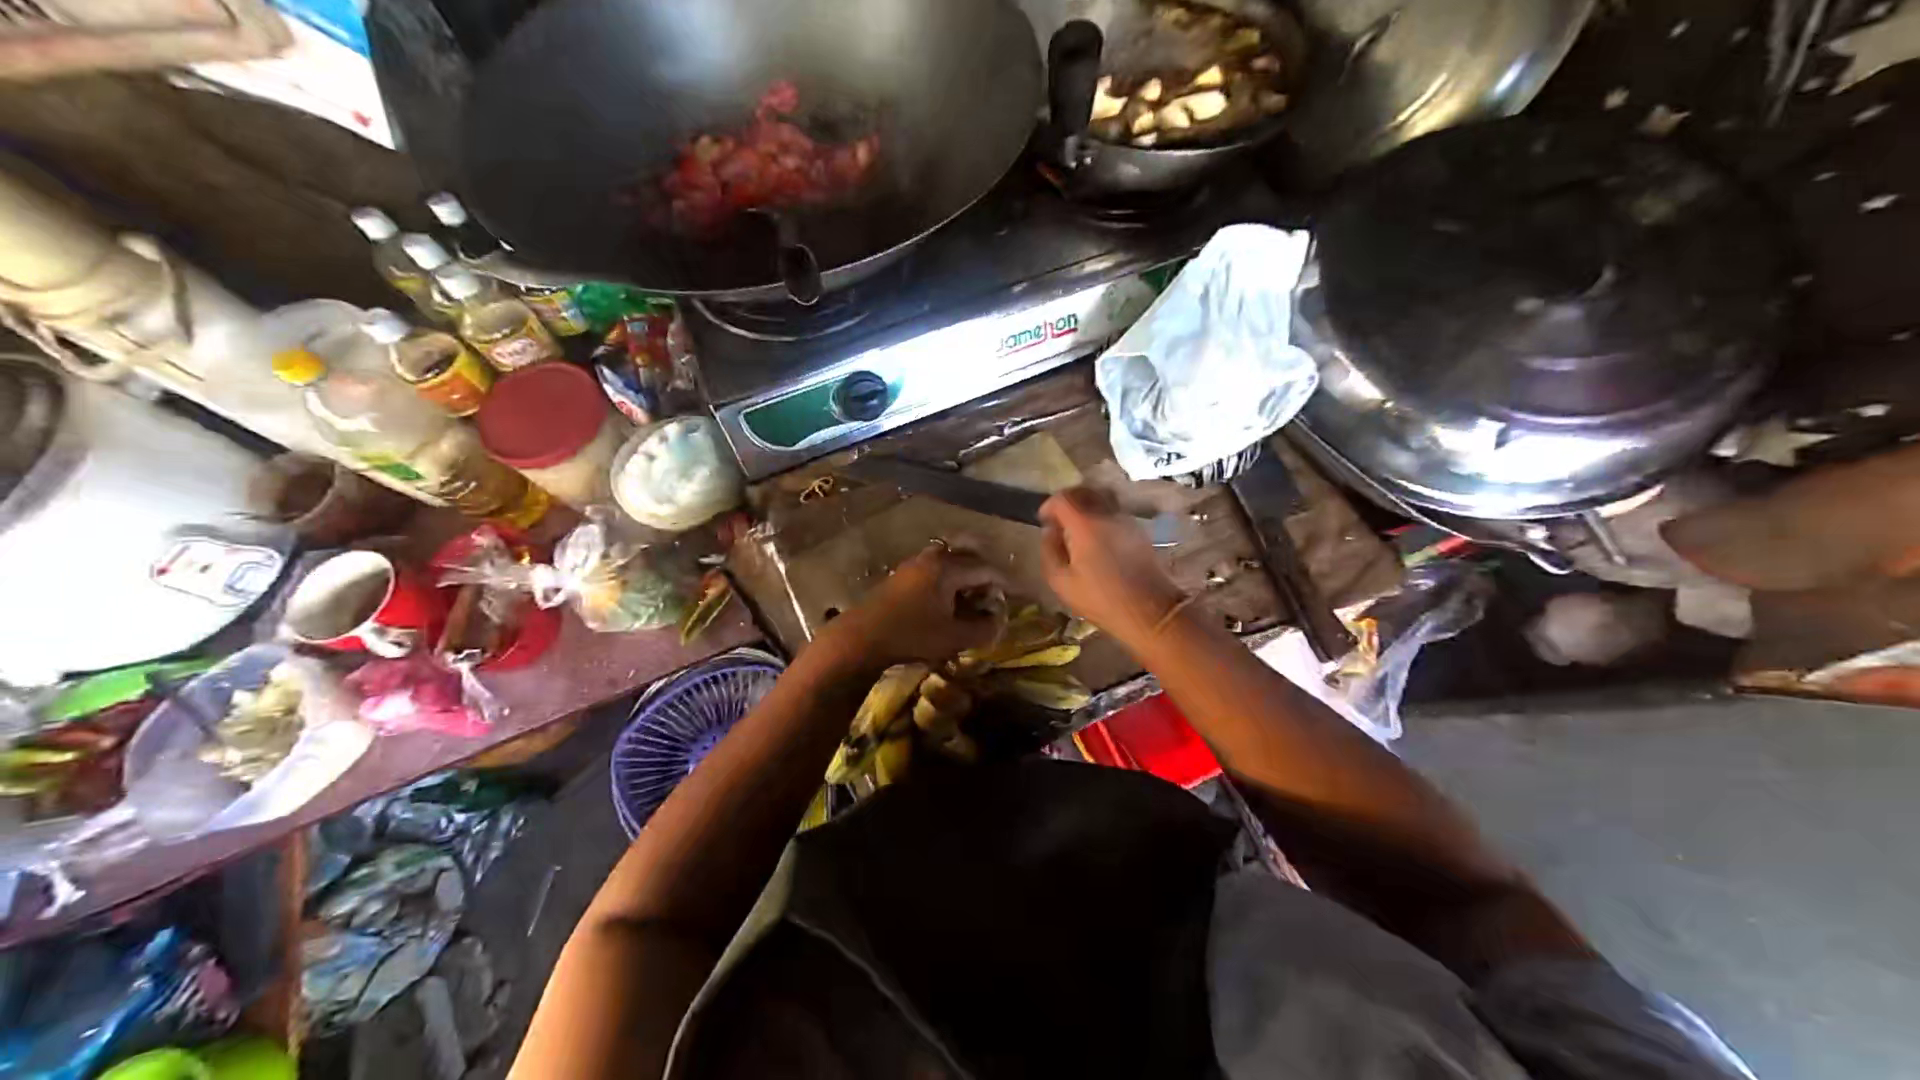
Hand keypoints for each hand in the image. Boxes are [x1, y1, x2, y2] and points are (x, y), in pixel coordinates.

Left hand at [812, 544, 1007, 669]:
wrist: (861, 637)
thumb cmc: (912, 636)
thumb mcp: (954, 637)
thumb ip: (983, 629)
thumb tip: (999, 622)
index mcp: (948, 567)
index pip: (986, 569)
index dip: (1003, 584)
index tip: (1014, 598)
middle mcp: (932, 558)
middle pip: (967, 561)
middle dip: (983, 580)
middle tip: (993, 600)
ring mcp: (913, 565)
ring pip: (949, 565)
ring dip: (963, 581)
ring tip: (971, 603)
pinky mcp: (900, 576)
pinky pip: (933, 572)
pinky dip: (946, 583)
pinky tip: (946, 604)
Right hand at [1040, 487, 1186, 646]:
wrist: (1150, 611)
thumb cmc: (1101, 599)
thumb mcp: (1062, 582)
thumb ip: (1050, 551)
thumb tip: (1049, 531)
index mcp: (1085, 524)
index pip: (1062, 498)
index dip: (1048, 506)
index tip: (1043, 521)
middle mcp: (1107, 514)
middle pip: (1084, 491)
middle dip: (1067, 501)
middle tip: (1058, 521)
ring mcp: (1126, 521)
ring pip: (1102, 499)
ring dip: (1085, 507)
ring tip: (1077, 529)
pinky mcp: (1139, 531)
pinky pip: (1114, 513)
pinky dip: (1101, 517)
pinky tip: (1096, 540)